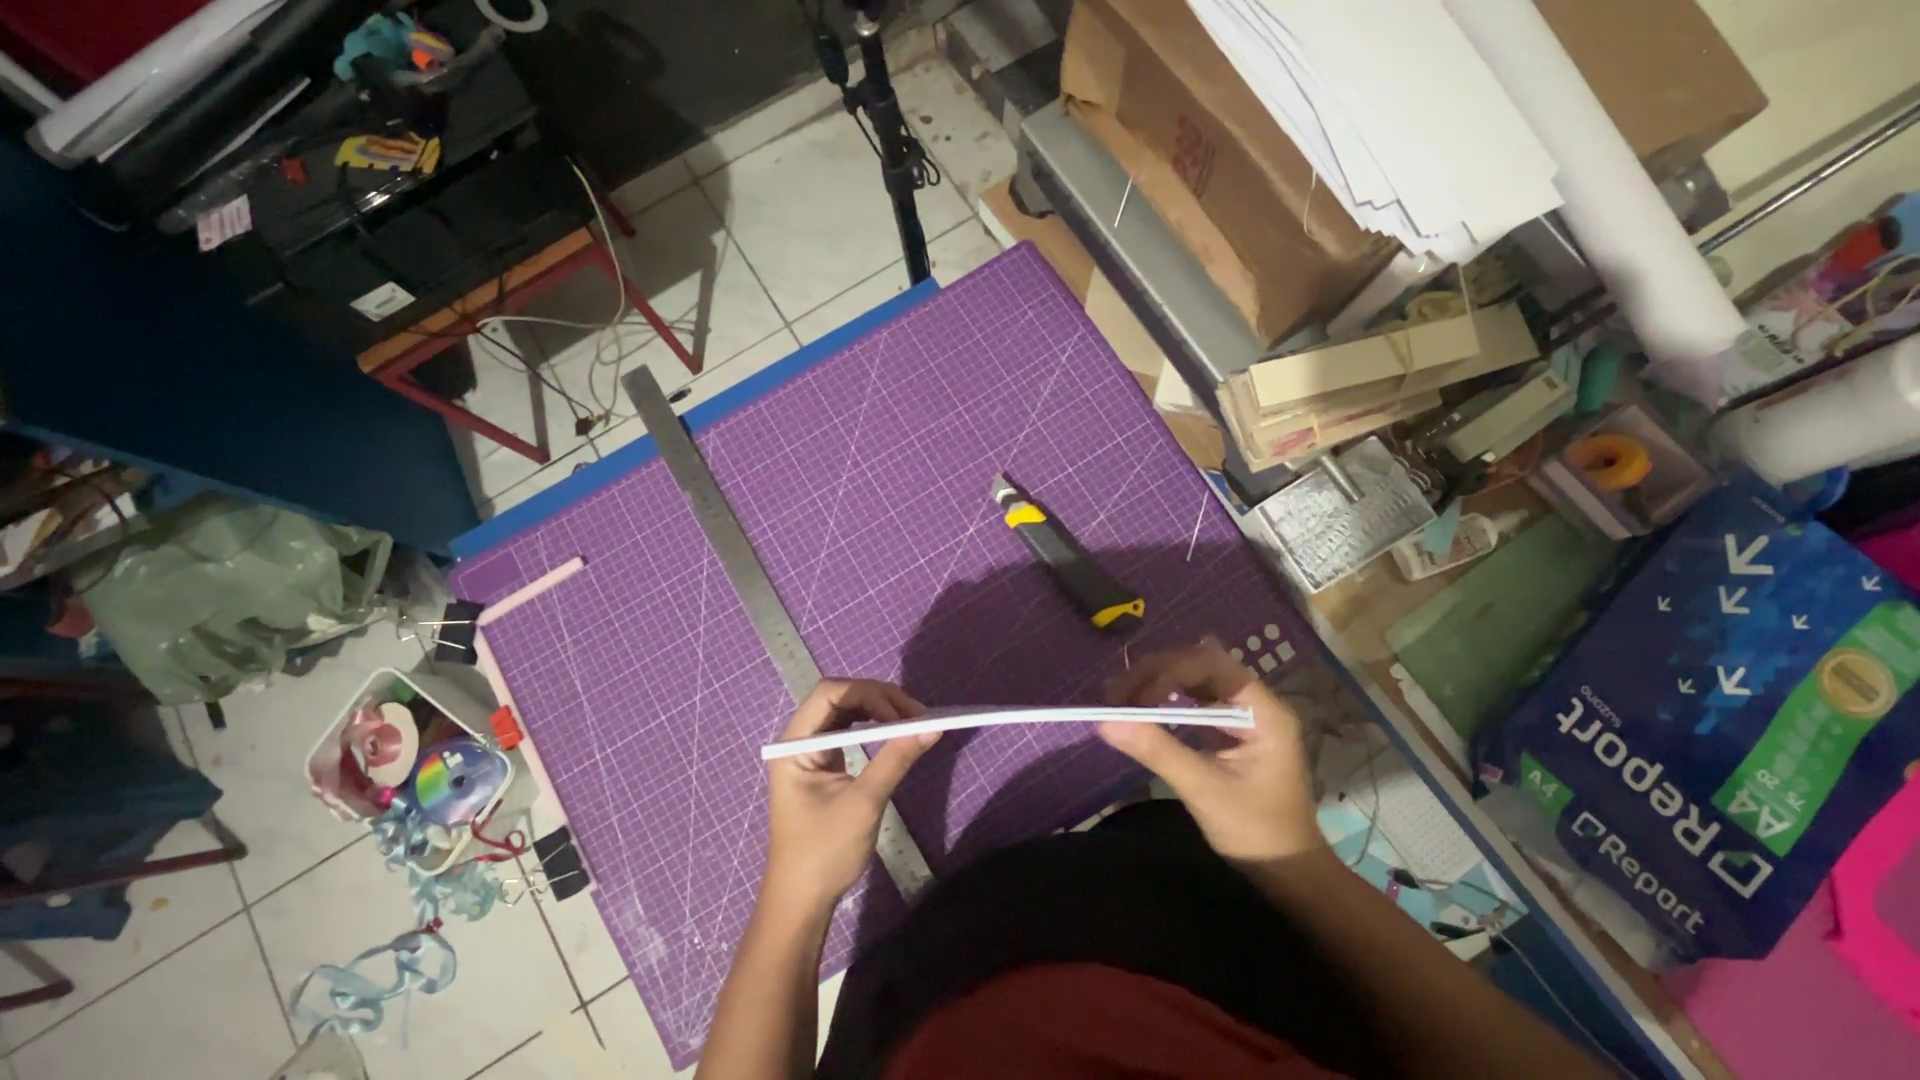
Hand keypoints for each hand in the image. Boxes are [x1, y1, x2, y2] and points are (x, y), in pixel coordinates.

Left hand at [763, 678, 937, 911]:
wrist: (802, 899)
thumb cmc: (825, 852)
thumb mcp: (864, 803)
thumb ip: (895, 759)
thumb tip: (931, 727)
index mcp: (795, 744)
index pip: (830, 693)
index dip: (869, 694)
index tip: (903, 717)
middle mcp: (799, 740)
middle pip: (840, 698)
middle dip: (880, 700)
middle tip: (919, 717)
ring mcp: (810, 752)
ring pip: (846, 712)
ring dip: (880, 712)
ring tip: (914, 724)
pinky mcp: (823, 766)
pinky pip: (848, 732)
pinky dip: (873, 729)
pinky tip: (895, 736)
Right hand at [1097, 640, 1323, 863]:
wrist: (1287, 870)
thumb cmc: (1254, 830)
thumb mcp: (1203, 790)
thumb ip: (1157, 750)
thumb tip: (1105, 721)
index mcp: (1264, 710)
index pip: (1210, 664)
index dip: (1167, 672)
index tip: (1132, 698)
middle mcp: (1258, 703)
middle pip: (1201, 666)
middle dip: (1156, 674)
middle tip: (1116, 695)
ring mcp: (1247, 716)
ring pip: (1197, 681)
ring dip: (1159, 685)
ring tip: (1122, 700)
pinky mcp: (1234, 731)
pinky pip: (1198, 702)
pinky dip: (1168, 702)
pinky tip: (1144, 712)